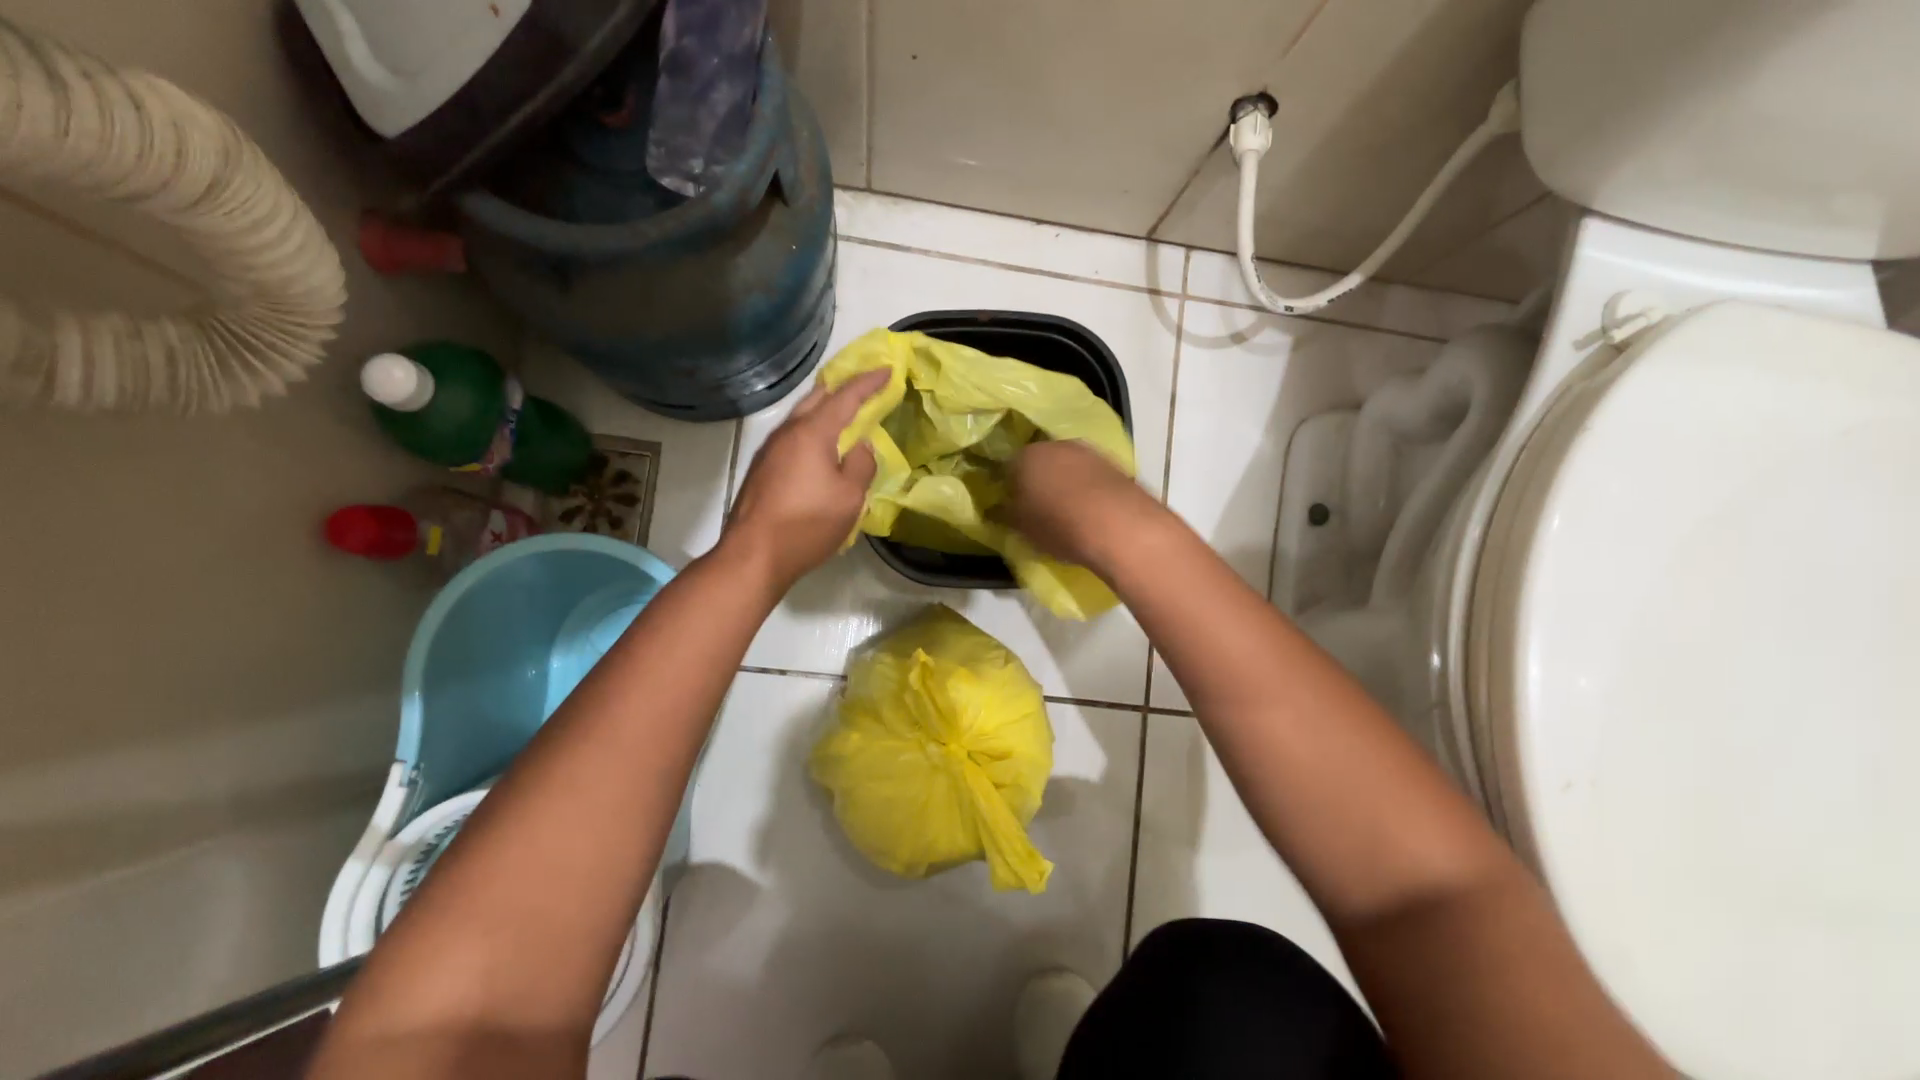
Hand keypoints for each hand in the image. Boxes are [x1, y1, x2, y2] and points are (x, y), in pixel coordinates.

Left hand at [721, 369, 889, 589]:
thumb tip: (860, 446)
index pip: (845, 397)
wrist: (753, 554)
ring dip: (822, 411)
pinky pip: (791, 438)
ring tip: (841, 413)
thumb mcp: (849, 498)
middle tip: (862, 386)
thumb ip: (861, 466)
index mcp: (812, 433)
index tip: (886, 370)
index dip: (868, 382)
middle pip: (815, 399)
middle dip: (840, 389)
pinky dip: (810, 432)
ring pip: (800, 418)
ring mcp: (769, 451)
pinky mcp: (761, 470)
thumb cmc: (807, 525)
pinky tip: (818, 447)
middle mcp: (787, 434)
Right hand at [1002, 439, 1163, 572]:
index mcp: (1024, 456)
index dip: (1010, 488)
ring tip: (1068, 511)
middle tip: (1039, 508)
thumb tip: (998, 507)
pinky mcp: (1114, 463)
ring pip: (1068, 466)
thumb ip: (1005, 513)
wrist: (1118, 524)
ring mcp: (1087, 451)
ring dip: (1066, 483)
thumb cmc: (1058, 525)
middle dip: (1039, 480)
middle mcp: (1055, 444)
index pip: (1008, 467)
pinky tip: (1091, 509)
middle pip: (1041, 462)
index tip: (1014, 506)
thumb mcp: (1021, 527)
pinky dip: (1089, 488)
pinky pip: (1092, 475)